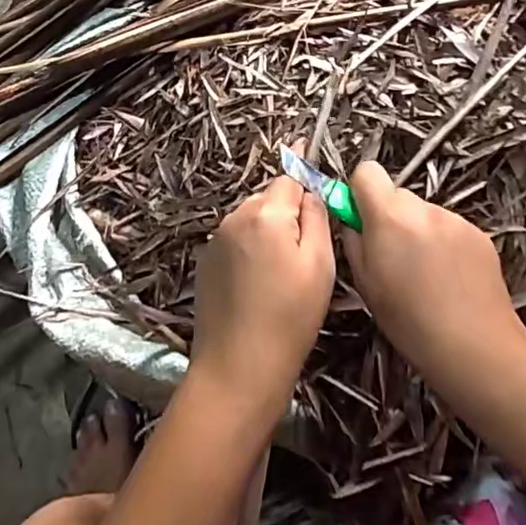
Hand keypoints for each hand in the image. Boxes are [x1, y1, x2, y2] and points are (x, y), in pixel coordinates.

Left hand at [190, 166, 335, 415]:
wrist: (237, 368)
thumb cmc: (290, 318)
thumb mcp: (319, 266)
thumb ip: (317, 218)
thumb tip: (311, 192)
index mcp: (265, 214)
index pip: (288, 178)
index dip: (303, 172)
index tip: (308, 155)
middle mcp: (235, 217)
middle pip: (268, 198)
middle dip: (287, 210)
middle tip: (308, 244)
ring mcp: (216, 240)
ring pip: (251, 219)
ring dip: (268, 230)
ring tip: (284, 268)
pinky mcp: (206, 263)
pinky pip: (236, 241)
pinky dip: (250, 248)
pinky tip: (260, 282)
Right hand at [341, 161, 525, 392]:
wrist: (476, 348)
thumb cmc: (411, 323)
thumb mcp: (365, 283)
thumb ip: (354, 240)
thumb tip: (353, 221)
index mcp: (389, 217)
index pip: (367, 171)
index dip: (360, 191)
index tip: (361, 217)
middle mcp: (424, 210)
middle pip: (397, 194)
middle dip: (390, 216)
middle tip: (391, 255)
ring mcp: (455, 220)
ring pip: (423, 213)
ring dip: (417, 231)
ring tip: (423, 273)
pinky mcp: (479, 234)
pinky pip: (448, 228)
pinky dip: (442, 244)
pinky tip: (447, 278)